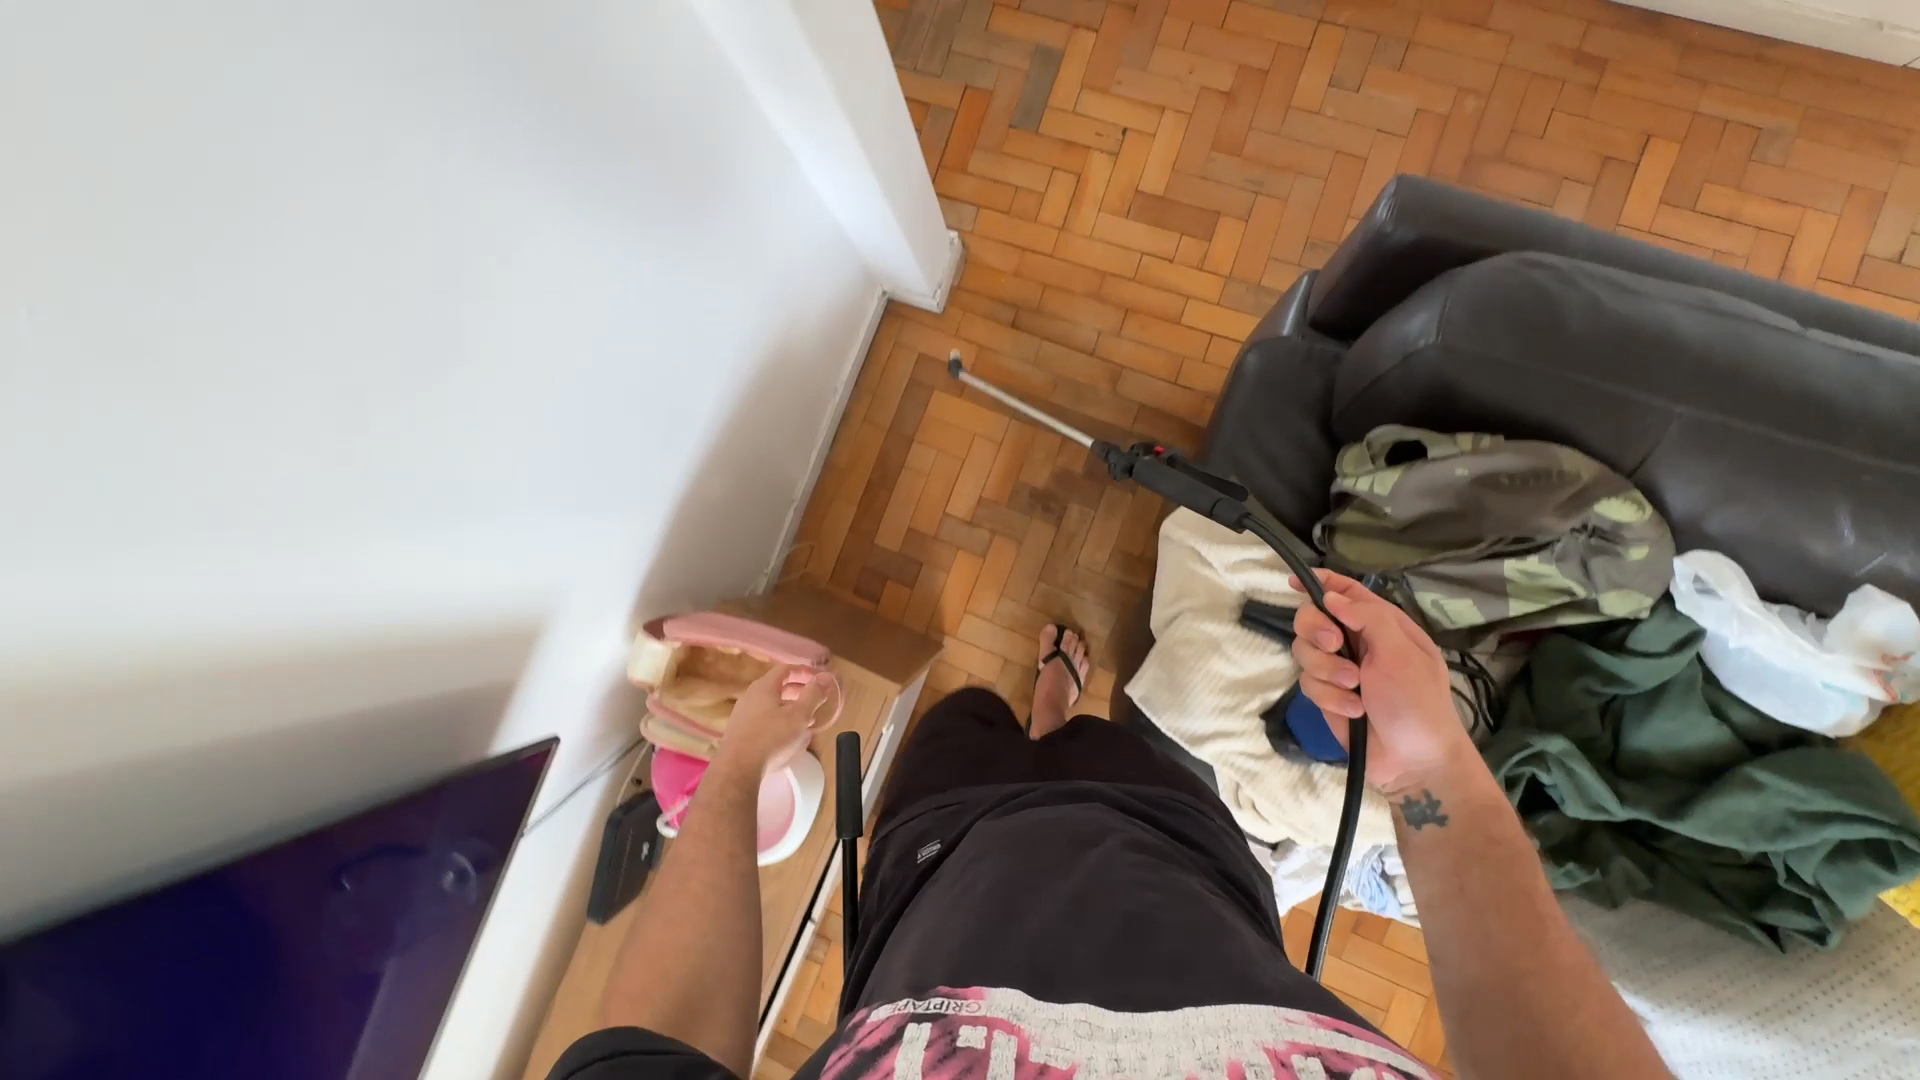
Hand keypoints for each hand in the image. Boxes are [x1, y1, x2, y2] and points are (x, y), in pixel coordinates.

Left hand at [714, 665, 828, 773]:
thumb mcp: (799, 715)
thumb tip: (826, 676)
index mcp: (764, 687)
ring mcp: (742, 714)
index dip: (805, 671)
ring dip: (790, 707)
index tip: (820, 678)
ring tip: (807, 719)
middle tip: (816, 699)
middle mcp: (750, 696)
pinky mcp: (740, 732)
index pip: (786, 669)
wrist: (737, 769)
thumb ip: (813, 694)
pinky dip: (780, 720)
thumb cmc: (771, 737)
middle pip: (778, 686)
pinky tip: (788, 736)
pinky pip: (764, 718)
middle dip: (799, 690)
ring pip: (771, 704)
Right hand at [1289, 570, 1479, 794]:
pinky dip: (1329, 698)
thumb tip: (1330, 597)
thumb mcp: (1401, 654)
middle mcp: (1357, 642)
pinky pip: (1308, 683)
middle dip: (1317, 631)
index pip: (1346, 592)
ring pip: (1305, 652)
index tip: (1295, 582)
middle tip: (1334, 646)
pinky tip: (1353, 711)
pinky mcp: (1327, 694)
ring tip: (1355, 690)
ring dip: (1328, 672)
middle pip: (1312, 619)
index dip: (1321, 583)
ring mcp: (1339, 669)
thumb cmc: (1417, 703)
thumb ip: (1368, 618)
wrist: (1414, 761)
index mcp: (1382, 625)